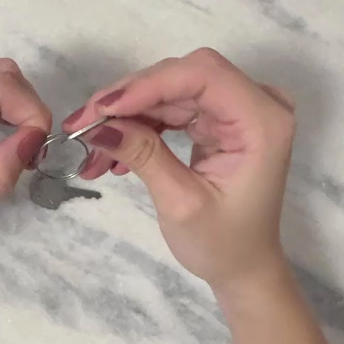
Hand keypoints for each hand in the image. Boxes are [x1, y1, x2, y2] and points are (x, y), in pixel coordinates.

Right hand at [69, 48, 294, 290]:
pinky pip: (172, 109)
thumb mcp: (181, 203)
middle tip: (82, 125)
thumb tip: (99, 127)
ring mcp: (236, 110)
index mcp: (261, 121)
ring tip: (89, 147)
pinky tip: (111, 151)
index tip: (101, 108)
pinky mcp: (218, 121)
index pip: (202, 76)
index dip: (149, 85)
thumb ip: (144, 156)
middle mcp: (255, 104)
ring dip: (126, 115)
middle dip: (129, 98)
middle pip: (182, 77)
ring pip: (170, 91)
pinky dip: (139, 125)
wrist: (243, 267)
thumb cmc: (223, 243)